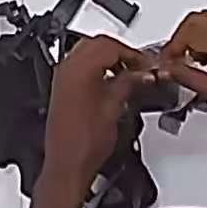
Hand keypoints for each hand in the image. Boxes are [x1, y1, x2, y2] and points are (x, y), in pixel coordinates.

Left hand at [42, 35, 151, 196]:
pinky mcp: (61, 86)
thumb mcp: (114, 108)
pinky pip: (79, 64)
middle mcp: (67, 68)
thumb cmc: (85, 143)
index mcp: (79, 69)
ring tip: (128, 72)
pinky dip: (97, 66)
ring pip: (87, 51)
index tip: (145, 63)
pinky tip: (111, 80)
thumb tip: (140, 73)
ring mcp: (62, 76)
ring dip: (108, 57)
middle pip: (97, 44)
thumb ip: (128, 83)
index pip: (109, 46)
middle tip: (139, 65)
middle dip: (120, 51)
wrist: (68, 163)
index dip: (131, 53)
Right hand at [159, 11, 206, 147]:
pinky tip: (202, 63)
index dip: (173, 46)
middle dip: (180, 38)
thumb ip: (188, 77)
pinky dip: (206, 43)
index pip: (191, 30)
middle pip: (198, 20)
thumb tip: (167, 69)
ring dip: (193, 39)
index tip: (165, 62)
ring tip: (184, 62)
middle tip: (170, 59)